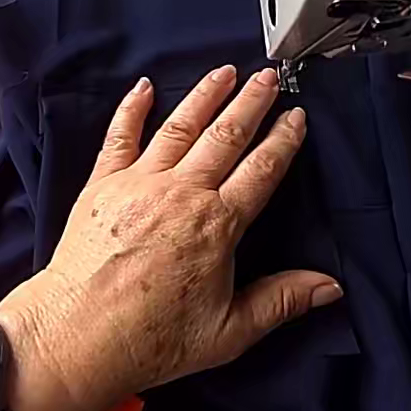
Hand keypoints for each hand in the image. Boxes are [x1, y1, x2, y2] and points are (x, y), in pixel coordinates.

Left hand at [0, 65, 341, 410]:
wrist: (79, 333)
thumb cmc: (152, 338)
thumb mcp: (228, 331)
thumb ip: (281, 301)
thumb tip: (331, 286)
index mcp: (217, 224)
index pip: (261, 170)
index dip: (283, 140)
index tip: (295, 116)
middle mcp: (182, 193)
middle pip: (225, 136)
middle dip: (251, 103)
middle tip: (267, 78)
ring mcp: (139, 183)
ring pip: (180, 127)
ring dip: (205, 95)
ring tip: (224, 72)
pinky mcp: (103, 184)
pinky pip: (120, 136)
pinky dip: (132, 108)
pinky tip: (144, 87)